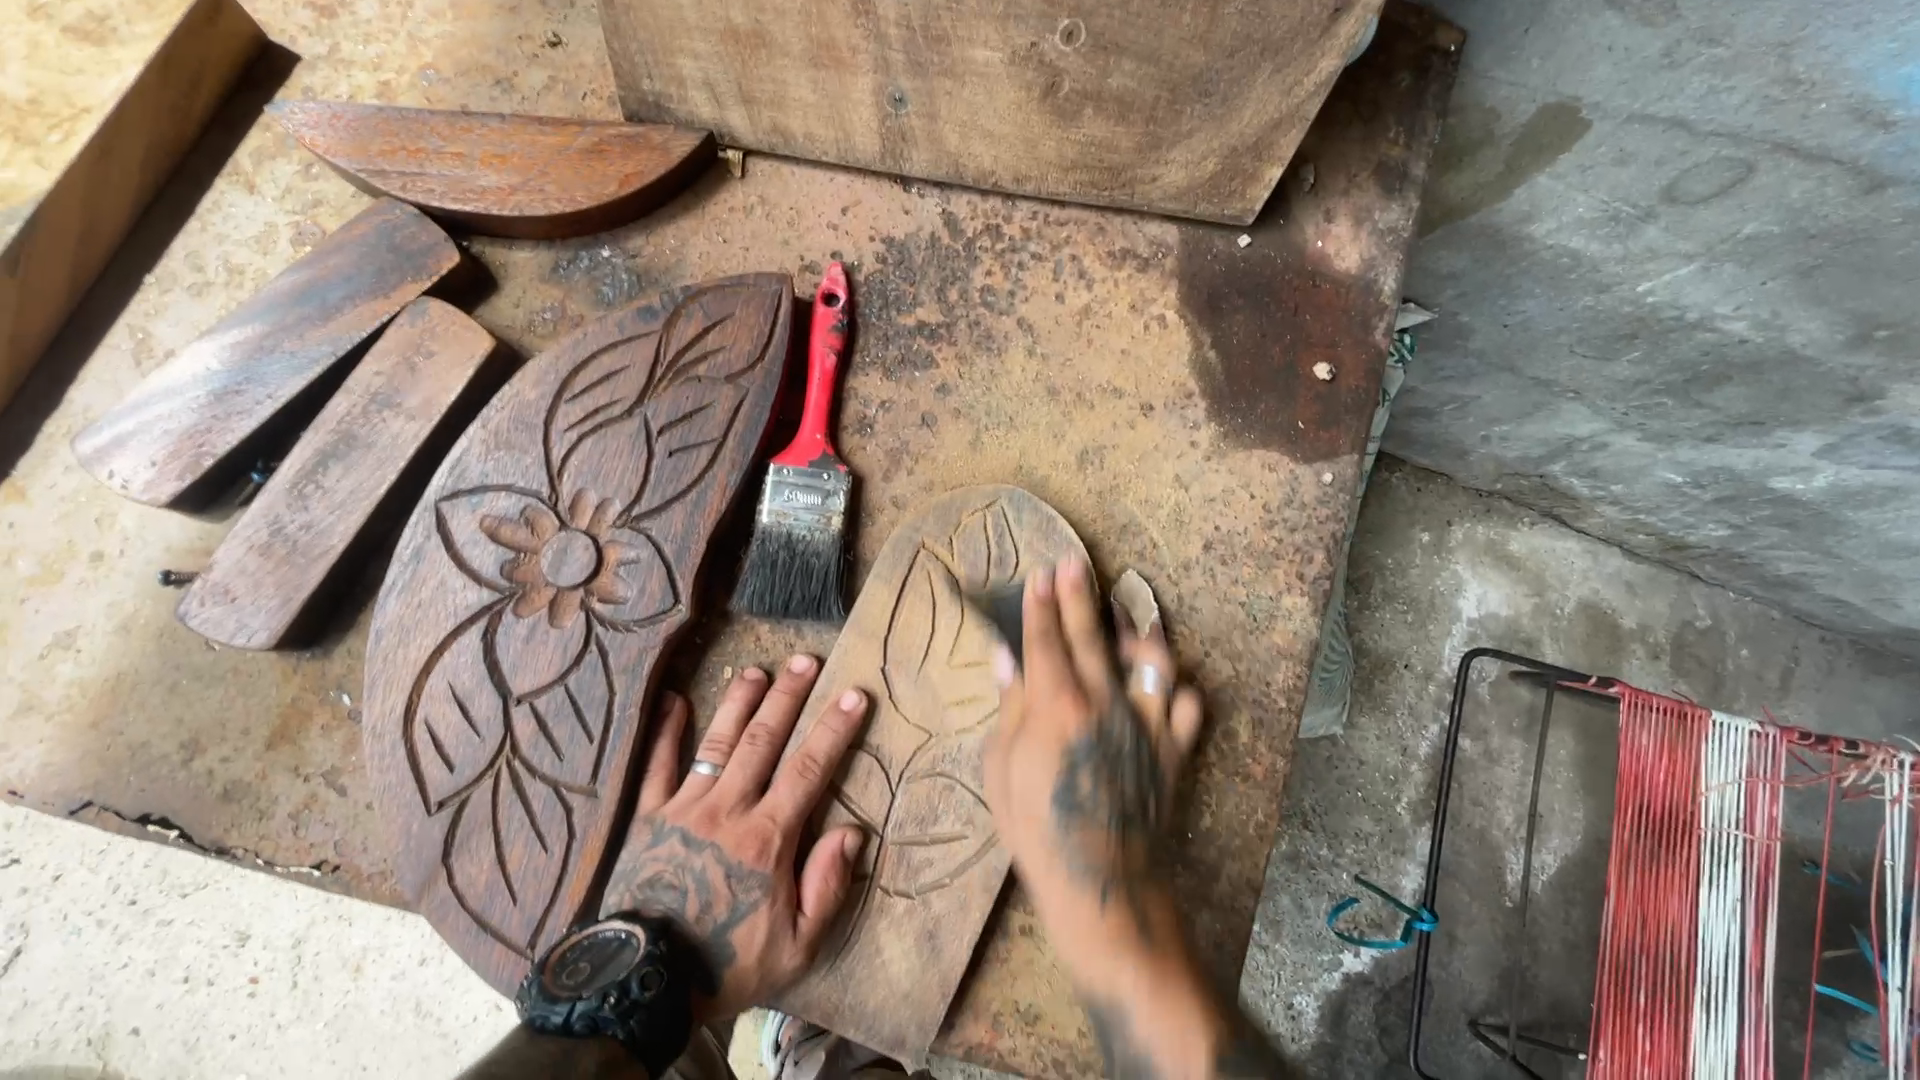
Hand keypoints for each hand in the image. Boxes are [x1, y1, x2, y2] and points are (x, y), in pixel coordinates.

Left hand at [600, 656, 869, 1022]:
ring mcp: (685, 808)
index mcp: (768, 838)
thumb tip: (850, 833)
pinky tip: (674, 699)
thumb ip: (826, 888)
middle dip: (789, 697)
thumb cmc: (728, 964)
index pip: (809, 769)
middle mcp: (729, 810)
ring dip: (740, 703)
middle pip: (764, 740)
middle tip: (805, 661)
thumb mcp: (797, 947)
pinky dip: (666, 731)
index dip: (834, 729)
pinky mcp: (649, 817)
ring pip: (719, 742)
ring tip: (757, 670)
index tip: (853, 695)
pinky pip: (658, 766)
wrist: (644, 983)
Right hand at [982, 557, 1202, 941]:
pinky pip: (1187, 706)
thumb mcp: (1002, 770)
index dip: (1041, 605)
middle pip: (1092, 637)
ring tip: (1128, 612)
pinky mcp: (1173, 749)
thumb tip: (1006, 659)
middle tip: (1075, 564)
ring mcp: (1146, 724)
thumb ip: (1010, 709)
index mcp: (1057, 707)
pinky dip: (1177, 690)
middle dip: (1080, 596)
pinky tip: (1165, 682)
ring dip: (1139, 630)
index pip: (1046, 641)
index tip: (1040, 575)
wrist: (1102, 883)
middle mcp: (1106, 703)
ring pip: (1151, 660)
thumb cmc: (1037, 830)